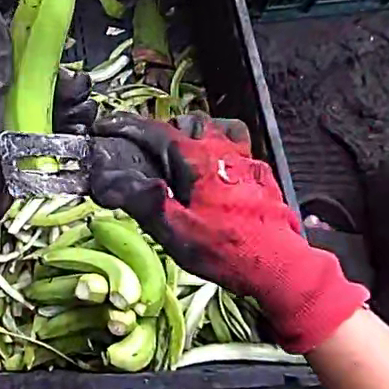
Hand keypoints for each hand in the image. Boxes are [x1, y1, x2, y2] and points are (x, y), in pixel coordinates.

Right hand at [88, 113, 367, 352]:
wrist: (281, 266)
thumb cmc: (225, 249)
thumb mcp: (174, 232)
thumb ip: (143, 202)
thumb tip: (109, 182)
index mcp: (195, 157)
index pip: (153, 130)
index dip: (126, 126)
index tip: (107, 126)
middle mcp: (221, 148)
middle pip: (185, 123)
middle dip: (162, 131)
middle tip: (147, 152)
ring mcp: (244, 157)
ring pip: (213, 129)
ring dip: (193, 135)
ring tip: (181, 157)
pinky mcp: (260, 171)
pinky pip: (235, 146)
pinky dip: (219, 149)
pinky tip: (214, 170)